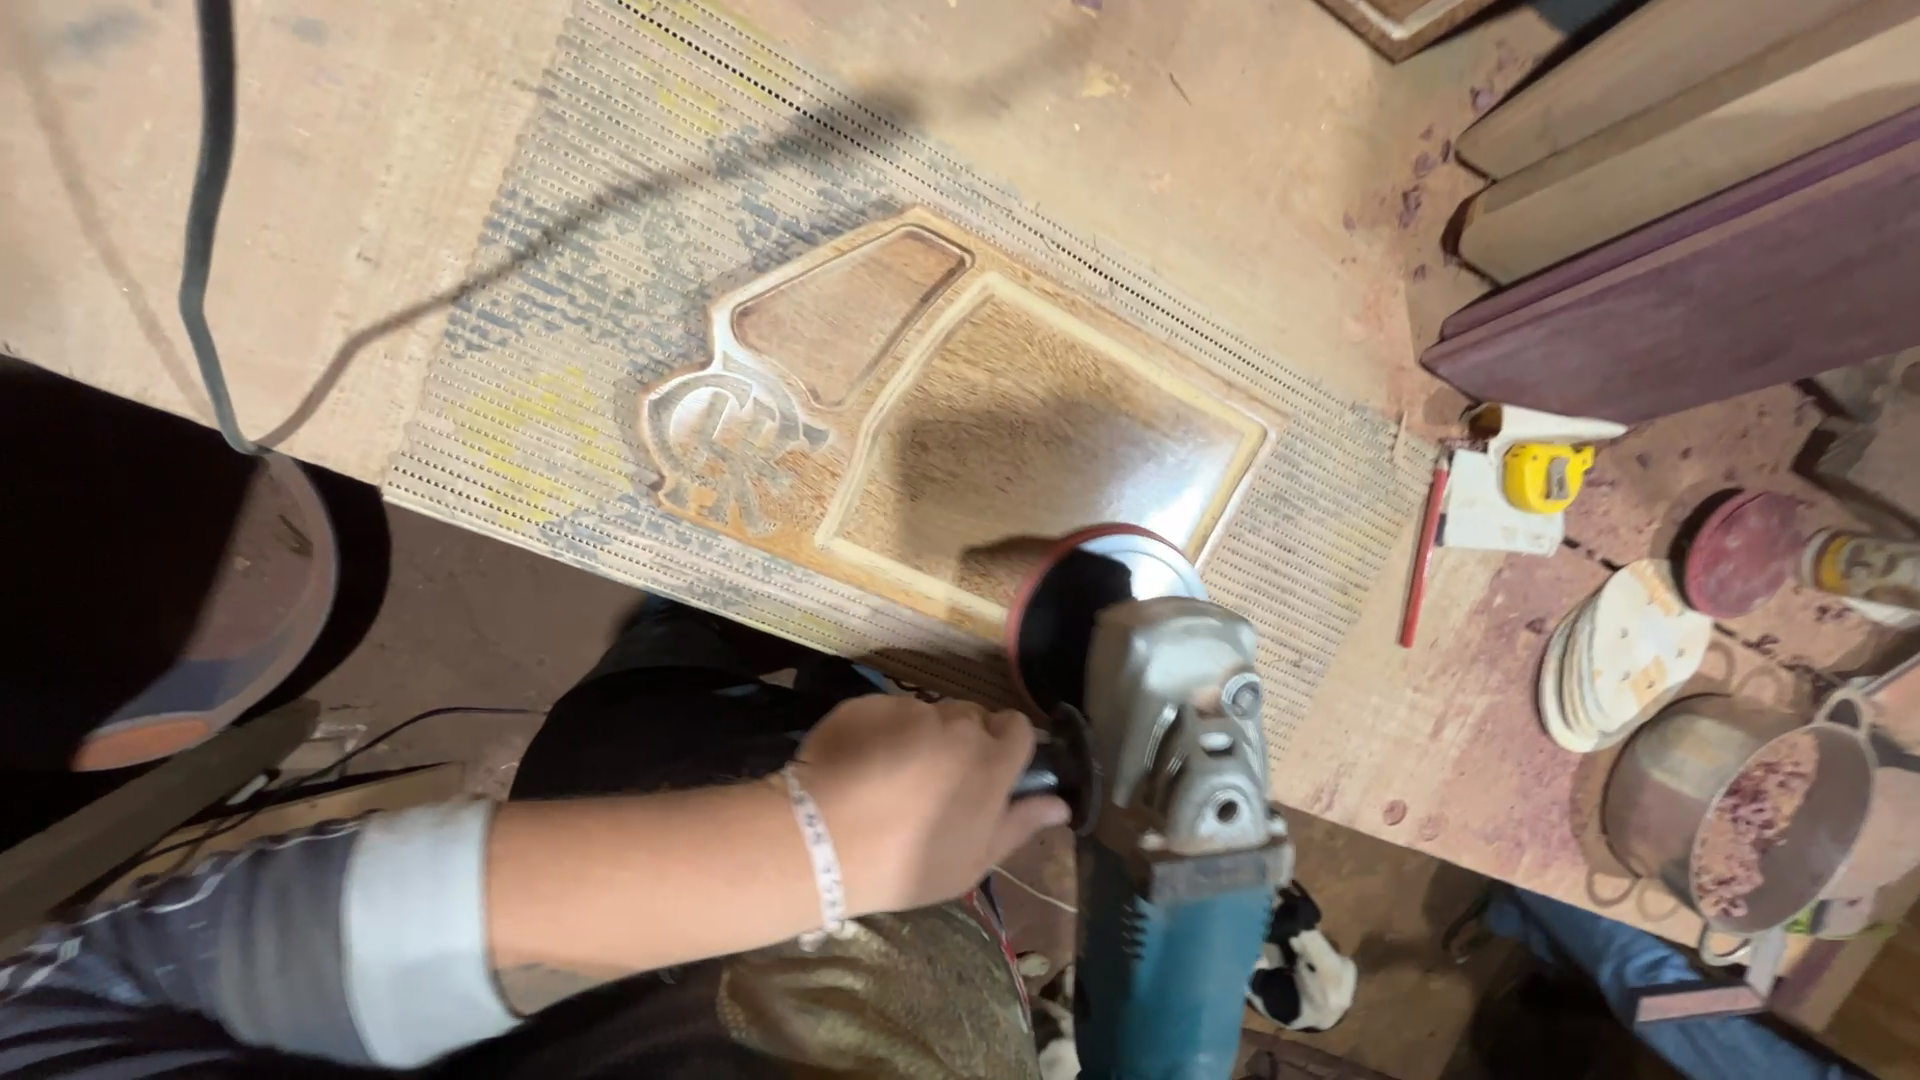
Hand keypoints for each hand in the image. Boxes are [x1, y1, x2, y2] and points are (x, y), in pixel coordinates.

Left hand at [792, 694, 1070, 916]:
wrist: (823, 841)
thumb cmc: (909, 863)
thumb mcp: (974, 860)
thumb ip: (1021, 823)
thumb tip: (1062, 804)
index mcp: (991, 759)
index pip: (1017, 726)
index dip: (1006, 745)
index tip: (989, 771)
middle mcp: (956, 723)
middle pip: (972, 718)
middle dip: (962, 741)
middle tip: (936, 783)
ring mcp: (909, 709)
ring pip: (927, 715)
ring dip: (921, 736)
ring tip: (891, 778)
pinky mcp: (868, 704)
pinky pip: (887, 713)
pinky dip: (881, 732)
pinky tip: (860, 767)